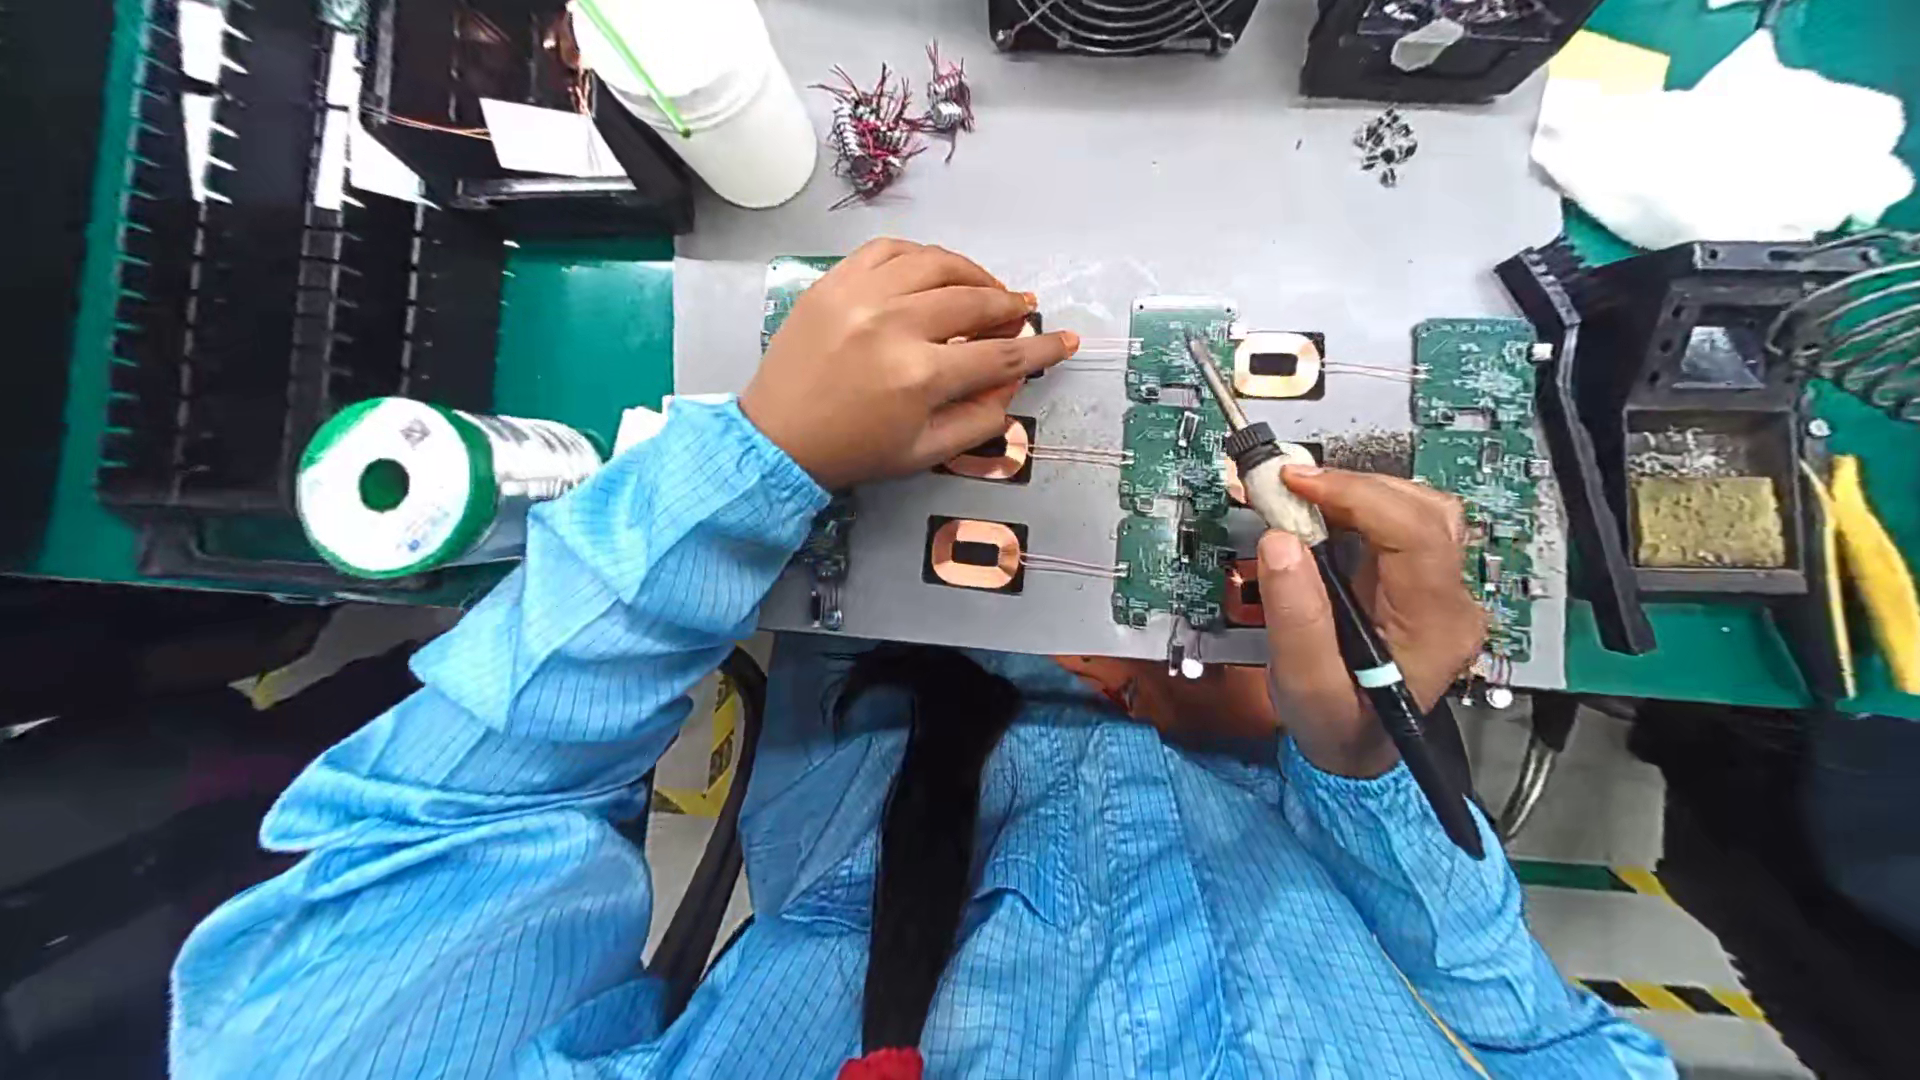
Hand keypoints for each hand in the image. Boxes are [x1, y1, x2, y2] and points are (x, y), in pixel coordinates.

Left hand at [740, 238, 1079, 489]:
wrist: (779, 438)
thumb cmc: (856, 452)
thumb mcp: (926, 453)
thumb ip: (979, 419)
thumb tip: (1012, 383)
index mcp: (921, 377)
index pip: (1001, 356)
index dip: (1041, 349)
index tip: (1066, 339)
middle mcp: (897, 324)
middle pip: (975, 301)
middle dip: (1010, 305)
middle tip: (1024, 310)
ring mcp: (862, 294)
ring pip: (938, 264)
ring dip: (974, 274)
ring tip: (987, 288)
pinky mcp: (834, 281)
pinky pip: (891, 249)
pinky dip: (923, 256)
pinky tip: (935, 271)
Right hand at [1258, 467, 1484, 776]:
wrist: (1357, 746)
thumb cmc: (1338, 725)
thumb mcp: (1306, 685)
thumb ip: (1295, 619)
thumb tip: (1281, 543)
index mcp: (1434, 627)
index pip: (1414, 533)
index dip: (1355, 495)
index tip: (1294, 484)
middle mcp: (1449, 602)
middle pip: (1423, 510)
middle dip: (1351, 486)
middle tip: (1286, 486)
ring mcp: (1437, 589)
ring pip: (1414, 510)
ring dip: (1352, 492)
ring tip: (1297, 497)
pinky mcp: (1414, 581)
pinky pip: (1393, 525)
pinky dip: (1350, 506)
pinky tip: (1314, 512)